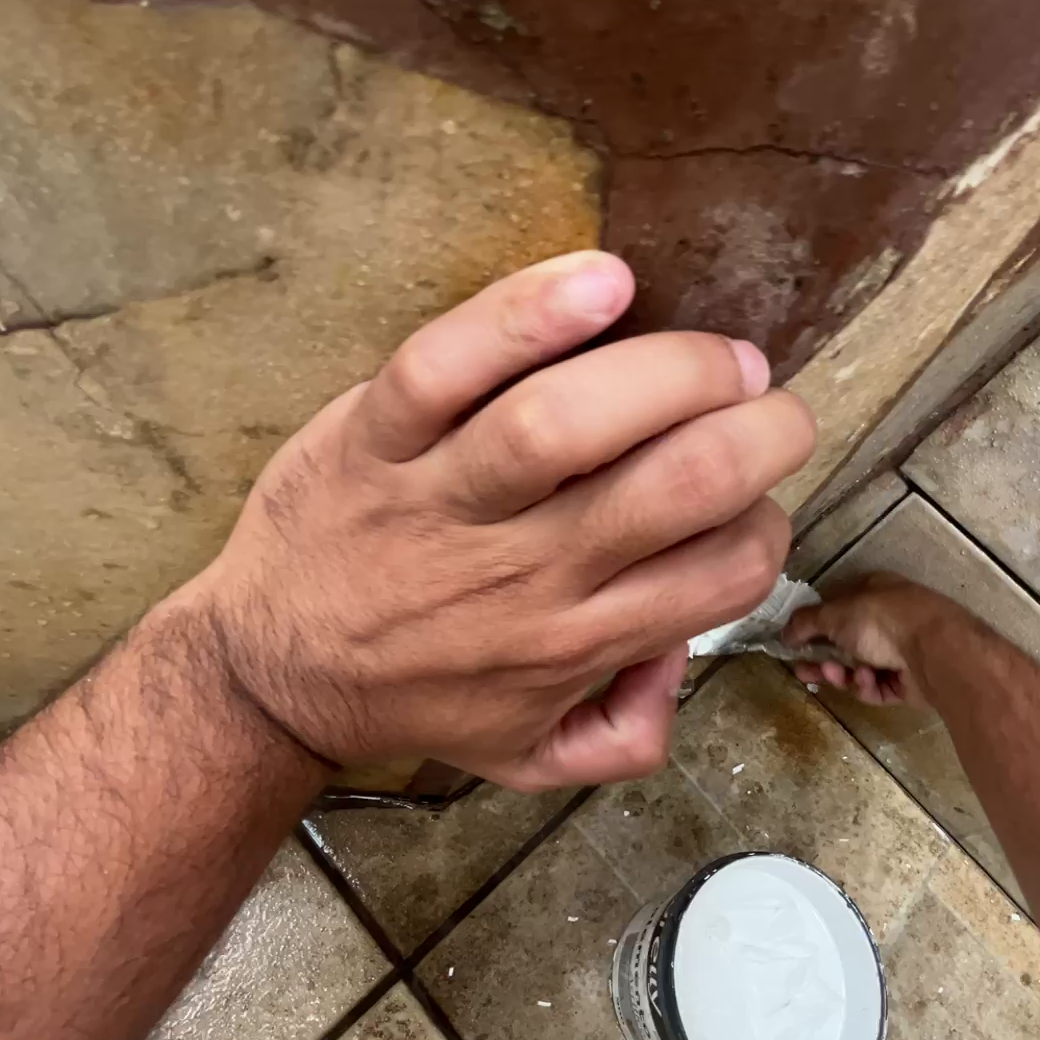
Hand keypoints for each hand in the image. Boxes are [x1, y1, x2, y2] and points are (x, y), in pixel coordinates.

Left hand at [168, 251, 815, 789]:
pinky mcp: (377, 437)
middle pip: (678, 484)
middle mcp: (527, 570)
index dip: (766, 526)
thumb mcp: (531, 758)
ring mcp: (446, 498)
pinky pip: (449, 366)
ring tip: (717, 357)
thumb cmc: (417, 697)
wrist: (272, 671)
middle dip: (760, 433)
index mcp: (577, 641)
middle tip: (767, 405)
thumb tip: (679, 659)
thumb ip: (626, 737)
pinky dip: (528, 315)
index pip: (724, 572)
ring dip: (675, 371)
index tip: (750, 501)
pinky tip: (603, 282)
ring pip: (571, 420)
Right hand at [781, 572, 953, 706]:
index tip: (793, 642)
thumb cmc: (880, 620)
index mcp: (872, 592)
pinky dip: (867, 686)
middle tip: (803, 671)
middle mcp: (887, 619)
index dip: (813, 625)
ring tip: (836, 675)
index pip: (836, 607)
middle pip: (844, 642)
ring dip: (842, 673)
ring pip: (858, 668)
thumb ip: (804, 623)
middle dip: (822, 658)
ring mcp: (900, 651)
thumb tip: (782, 633)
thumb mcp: (833, 614)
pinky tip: (867, 680)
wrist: (934, 651)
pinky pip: (877, 687)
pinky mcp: (909, 682)